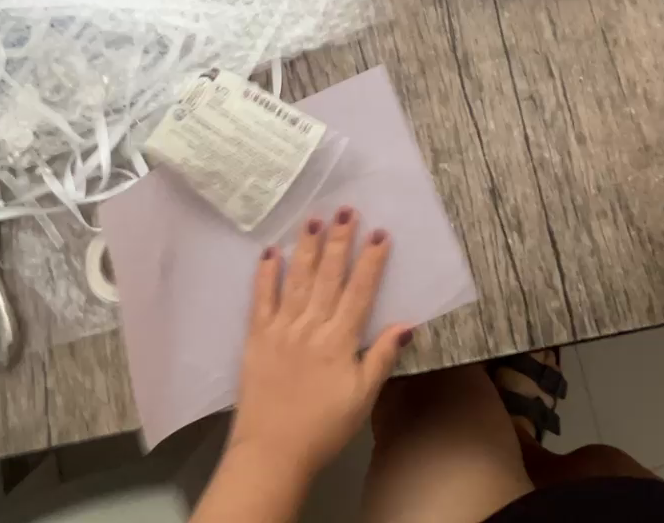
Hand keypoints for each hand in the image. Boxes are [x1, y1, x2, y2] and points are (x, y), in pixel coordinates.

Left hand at [231, 207, 410, 477]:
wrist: (272, 452)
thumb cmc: (324, 427)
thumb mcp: (362, 397)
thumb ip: (381, 357)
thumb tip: (407, 323)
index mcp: (339, 340)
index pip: (360, 291)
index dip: (371, 260)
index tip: (380, 232)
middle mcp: (311, 325)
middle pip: (328, 275)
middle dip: (339, 240)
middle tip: (346, 210)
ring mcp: (281, 328)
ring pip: (297, 279)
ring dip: (306, 246)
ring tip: (313, 218)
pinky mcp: (257, 336)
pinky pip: (261, 298)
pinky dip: (266, 274)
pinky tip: (270, 251)